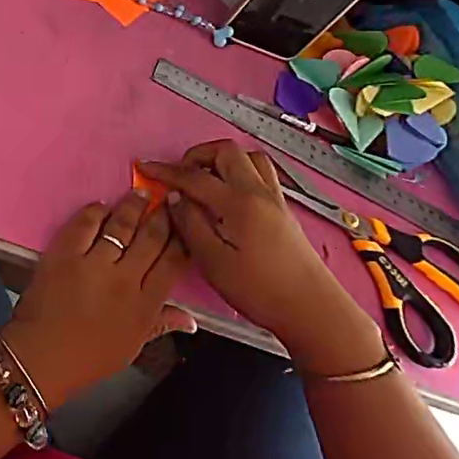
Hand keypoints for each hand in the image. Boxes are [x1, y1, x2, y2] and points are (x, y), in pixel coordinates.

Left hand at [2, 191, 195, 407]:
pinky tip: (101, 206)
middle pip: (151, 238)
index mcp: (145, 305)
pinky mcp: (65, 254)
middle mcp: (124, 280)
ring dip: (133, 206)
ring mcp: (94, 264)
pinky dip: (95, 211)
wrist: (42, 358)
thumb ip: (161, 324)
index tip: (184, 221)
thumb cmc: (89, 357)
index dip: (181, 237)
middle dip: (162, 215)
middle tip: (167, 199)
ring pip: (121, 225)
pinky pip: (85, 223)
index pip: (173, 262)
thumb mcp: (132, 346)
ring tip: (140, 193)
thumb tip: (192, 321)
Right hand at [140, 141, 385, 374]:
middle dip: (197, 156)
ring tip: (205, 180)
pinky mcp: (283, 209)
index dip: (166, 171)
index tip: (147, 168)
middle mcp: (258, 192)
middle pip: (226, 151)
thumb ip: (190, 224)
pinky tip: (229, 194)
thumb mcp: (213, 262)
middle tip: (180, 176)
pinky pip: (260, 173)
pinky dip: (239, 171)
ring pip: (248, 157)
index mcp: (238, 203)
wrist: (311, 308)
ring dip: (222, 160)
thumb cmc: (260, 290)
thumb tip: (174, 198)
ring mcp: (274, 198)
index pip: (194, 176)